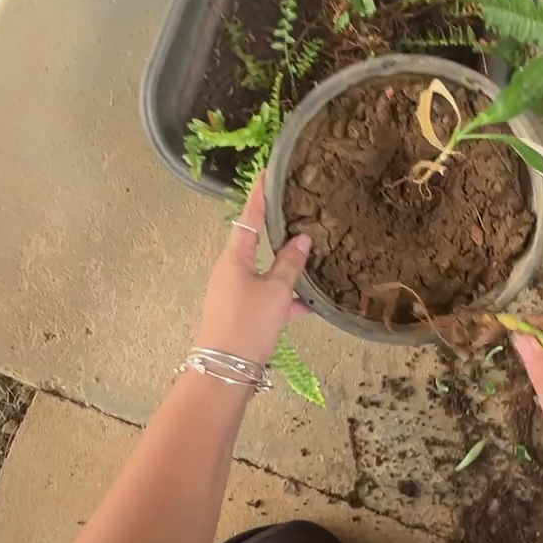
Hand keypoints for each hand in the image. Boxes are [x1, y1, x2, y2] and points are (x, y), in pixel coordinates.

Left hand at [192, 177, 312, 365]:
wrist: (226, 371)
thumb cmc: (248, 323)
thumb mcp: (276, 291)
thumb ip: (290, 264)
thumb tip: (302, 238)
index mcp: (234, 257)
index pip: (249, 216)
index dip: (260, 194)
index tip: (268, 171)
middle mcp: (232, 270)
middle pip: (258, 243)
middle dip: (278, 229)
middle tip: (299, 210)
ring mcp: (237, 293)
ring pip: (267, 272)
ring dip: (288, 268)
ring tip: (316, 258)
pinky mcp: (245, 314)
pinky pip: (270, 297)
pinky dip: (288, 298)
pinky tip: (312, 303)